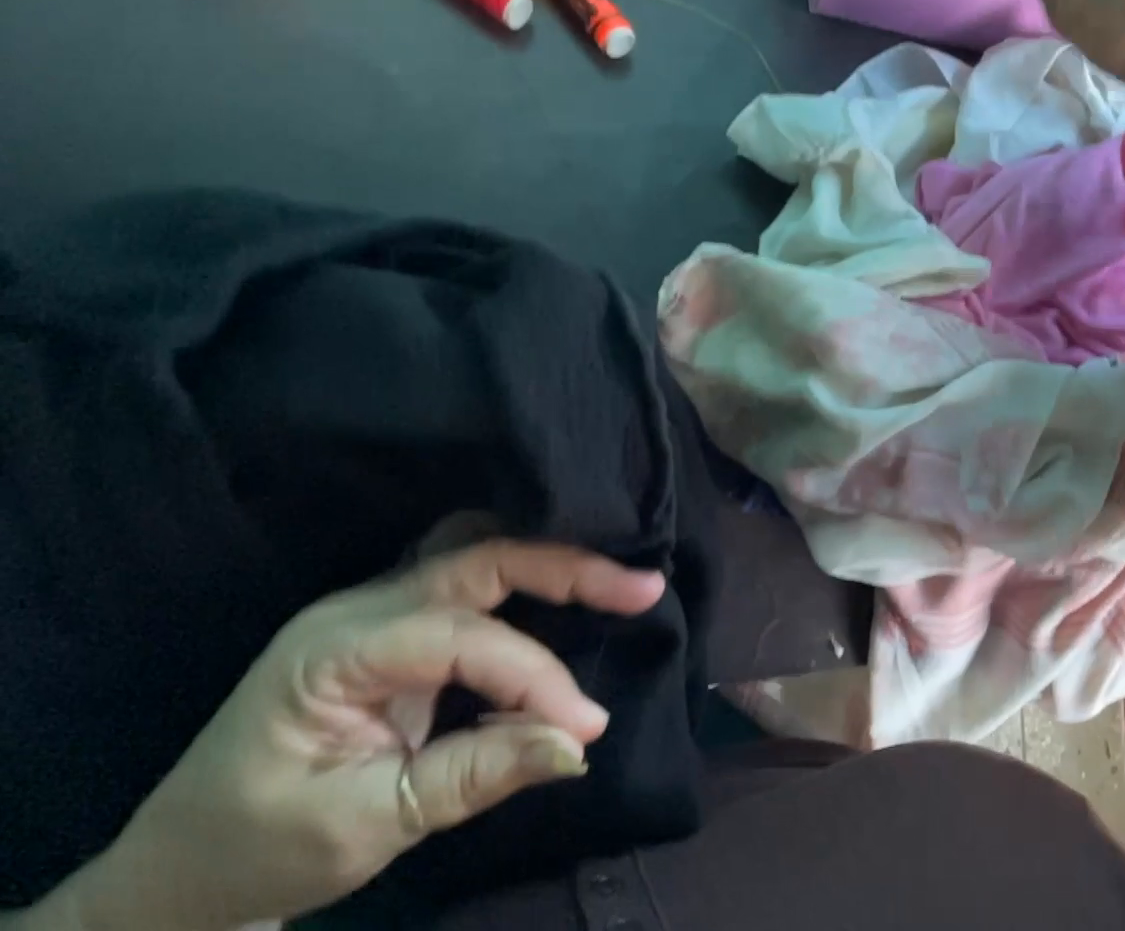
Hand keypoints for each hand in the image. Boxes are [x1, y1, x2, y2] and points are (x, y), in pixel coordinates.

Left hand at [33, 541, 664, 930]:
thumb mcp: (369, 823)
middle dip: (569, 567)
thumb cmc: (260, 848)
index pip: (465, 639)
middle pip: (479, 556)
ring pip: (479, 552)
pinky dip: (530, 584)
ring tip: (618, 580)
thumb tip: (578, 743)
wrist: (183, 869)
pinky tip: (571, 598)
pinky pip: (476, 585)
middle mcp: (360, 606)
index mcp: (335, 650)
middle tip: (644, 587)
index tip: (588, 728)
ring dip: (552, 562)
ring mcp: (379, 610)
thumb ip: (478, 775)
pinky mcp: (400, 629)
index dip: (537, 678)